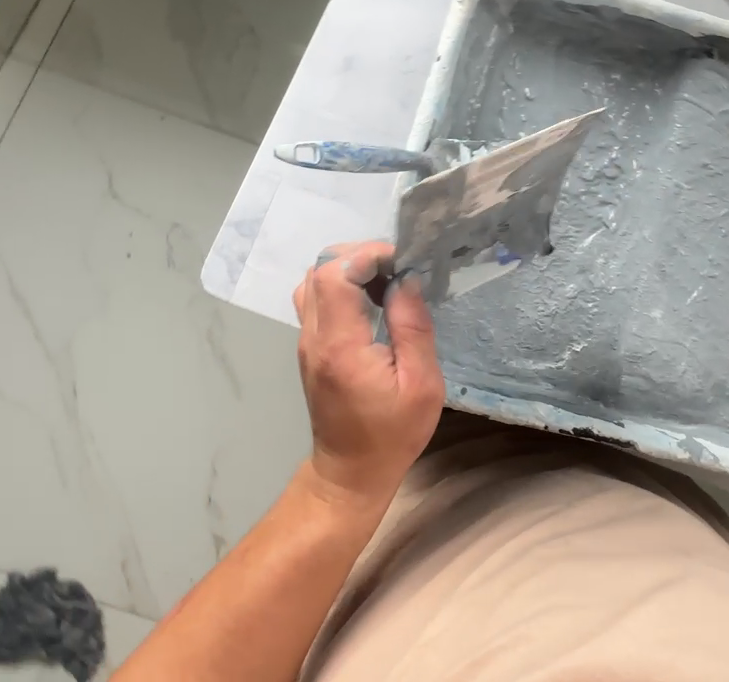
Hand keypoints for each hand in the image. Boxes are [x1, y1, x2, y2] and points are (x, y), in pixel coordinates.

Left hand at [293, 242, 443, 508]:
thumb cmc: (393, 432)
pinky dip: (341, 286)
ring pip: (312, 281)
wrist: (351, 472)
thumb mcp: (422, 383)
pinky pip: (315, 298)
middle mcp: (314, 338)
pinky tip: (371, 301)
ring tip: (384, 283)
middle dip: (358, 256)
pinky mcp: (309, 347)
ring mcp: (306, 342)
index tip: (401, 262)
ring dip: (347, 270)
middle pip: (319, 270)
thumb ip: (412, 326)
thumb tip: (406, 278)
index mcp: (341, 345)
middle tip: (396, 270)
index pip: (335, 275)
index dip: (366, 255)